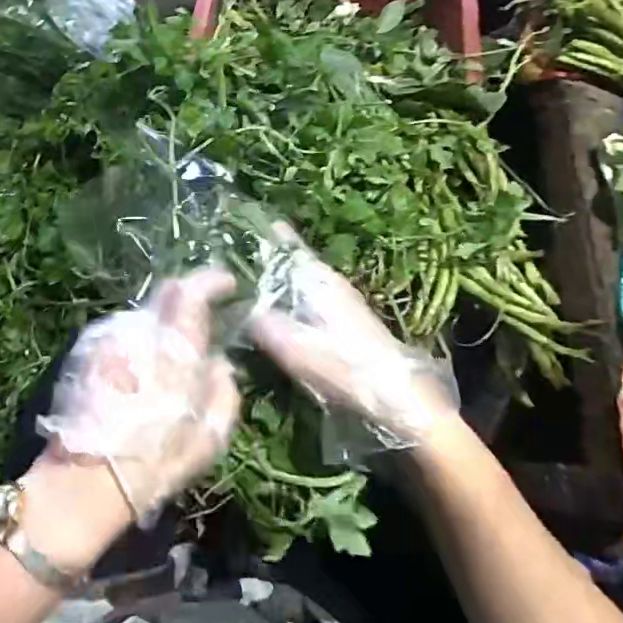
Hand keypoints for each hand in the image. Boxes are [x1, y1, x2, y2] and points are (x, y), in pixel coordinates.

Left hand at [35, 269, 240, 546]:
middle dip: (187, 297)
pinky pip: (121, 333)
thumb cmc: (155, 460)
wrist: (85, 479)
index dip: (212, 281)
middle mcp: (138, 331)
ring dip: (160, 325)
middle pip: (165, 294)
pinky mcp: (85, 351)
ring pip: (142, 314)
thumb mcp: (209, 436)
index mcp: (174, 349)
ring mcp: (108, 338)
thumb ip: (223, 391)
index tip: (228, 284)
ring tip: (167, 357)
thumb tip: (220, 363)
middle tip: (201, 314)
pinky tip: (138, 373)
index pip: (192, 291)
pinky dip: (137, 342)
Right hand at [246, 242, 456, 444]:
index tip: (235, 224)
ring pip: (295, 282)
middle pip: (289, 261)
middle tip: (223, 257)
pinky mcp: (340, 323)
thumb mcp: (297, 349)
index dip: (262, 233)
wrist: (399, 399)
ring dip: (271, 281)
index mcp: (320, 280)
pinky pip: (302, 300)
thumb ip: (262, 325)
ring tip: (236, 284)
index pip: (287, 244)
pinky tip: (265, 314)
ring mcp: (337, 302)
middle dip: (261, 258)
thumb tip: (232, 307)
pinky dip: (282, 300)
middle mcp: (329, 283)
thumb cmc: (348, 369)